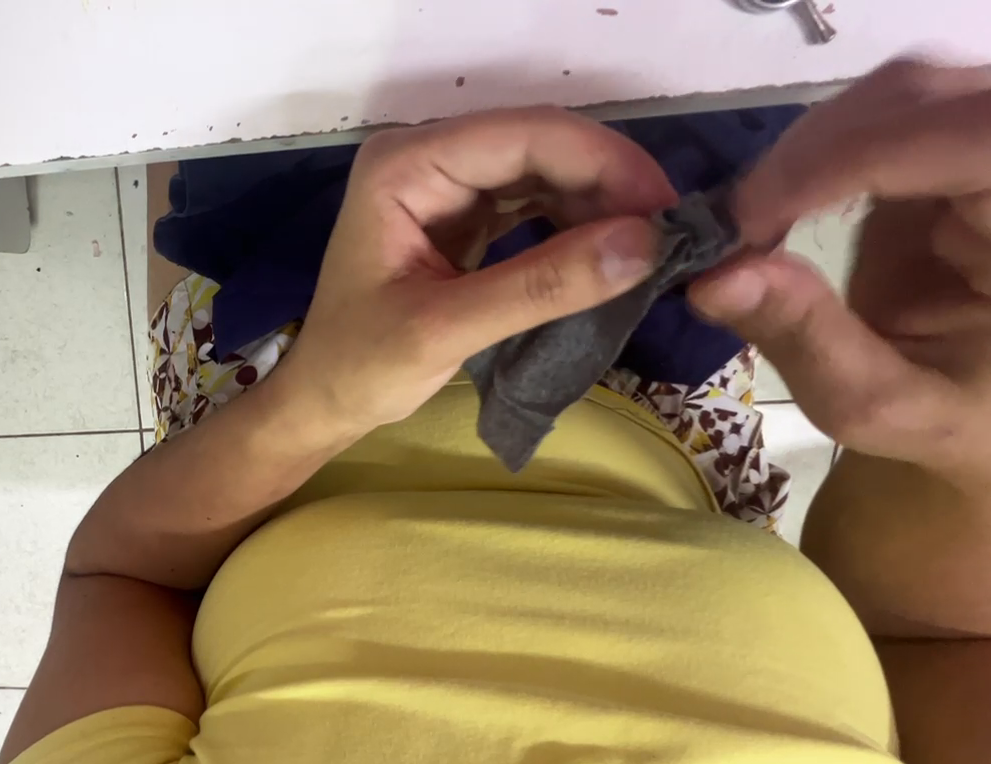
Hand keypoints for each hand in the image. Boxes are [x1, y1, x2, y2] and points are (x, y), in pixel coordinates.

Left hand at [278, 107, 676, 431]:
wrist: (324, 399)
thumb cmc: (361, 368)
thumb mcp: (444, 329)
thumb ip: (538, 286)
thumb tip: (645, 244)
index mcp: (403, 167)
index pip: (523, 137)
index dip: (604, 164)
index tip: (664, 212)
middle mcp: (423, 161)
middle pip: (537, 147)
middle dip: (605, 185)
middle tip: (666, 235)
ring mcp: (440, 188)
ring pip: (539, 173)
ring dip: (594, 205)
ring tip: (644, 246)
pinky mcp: (456, 220)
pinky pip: (527, 206)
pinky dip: (568, 225)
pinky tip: (604, 251)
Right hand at [689, 59, 990, 499]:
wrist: (985, 411)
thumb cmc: (943, 420)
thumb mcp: (865, 406)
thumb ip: (801, 339)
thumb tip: (711, 276)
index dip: (865, 157)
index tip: (750, 220)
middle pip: (945, 95)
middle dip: (817, 152)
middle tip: (733, 231)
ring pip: (906, 90)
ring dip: (806, 149)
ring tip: (748, 227)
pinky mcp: (957, 155)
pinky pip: (881, 115)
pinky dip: (810, 152)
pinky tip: (775, 211)